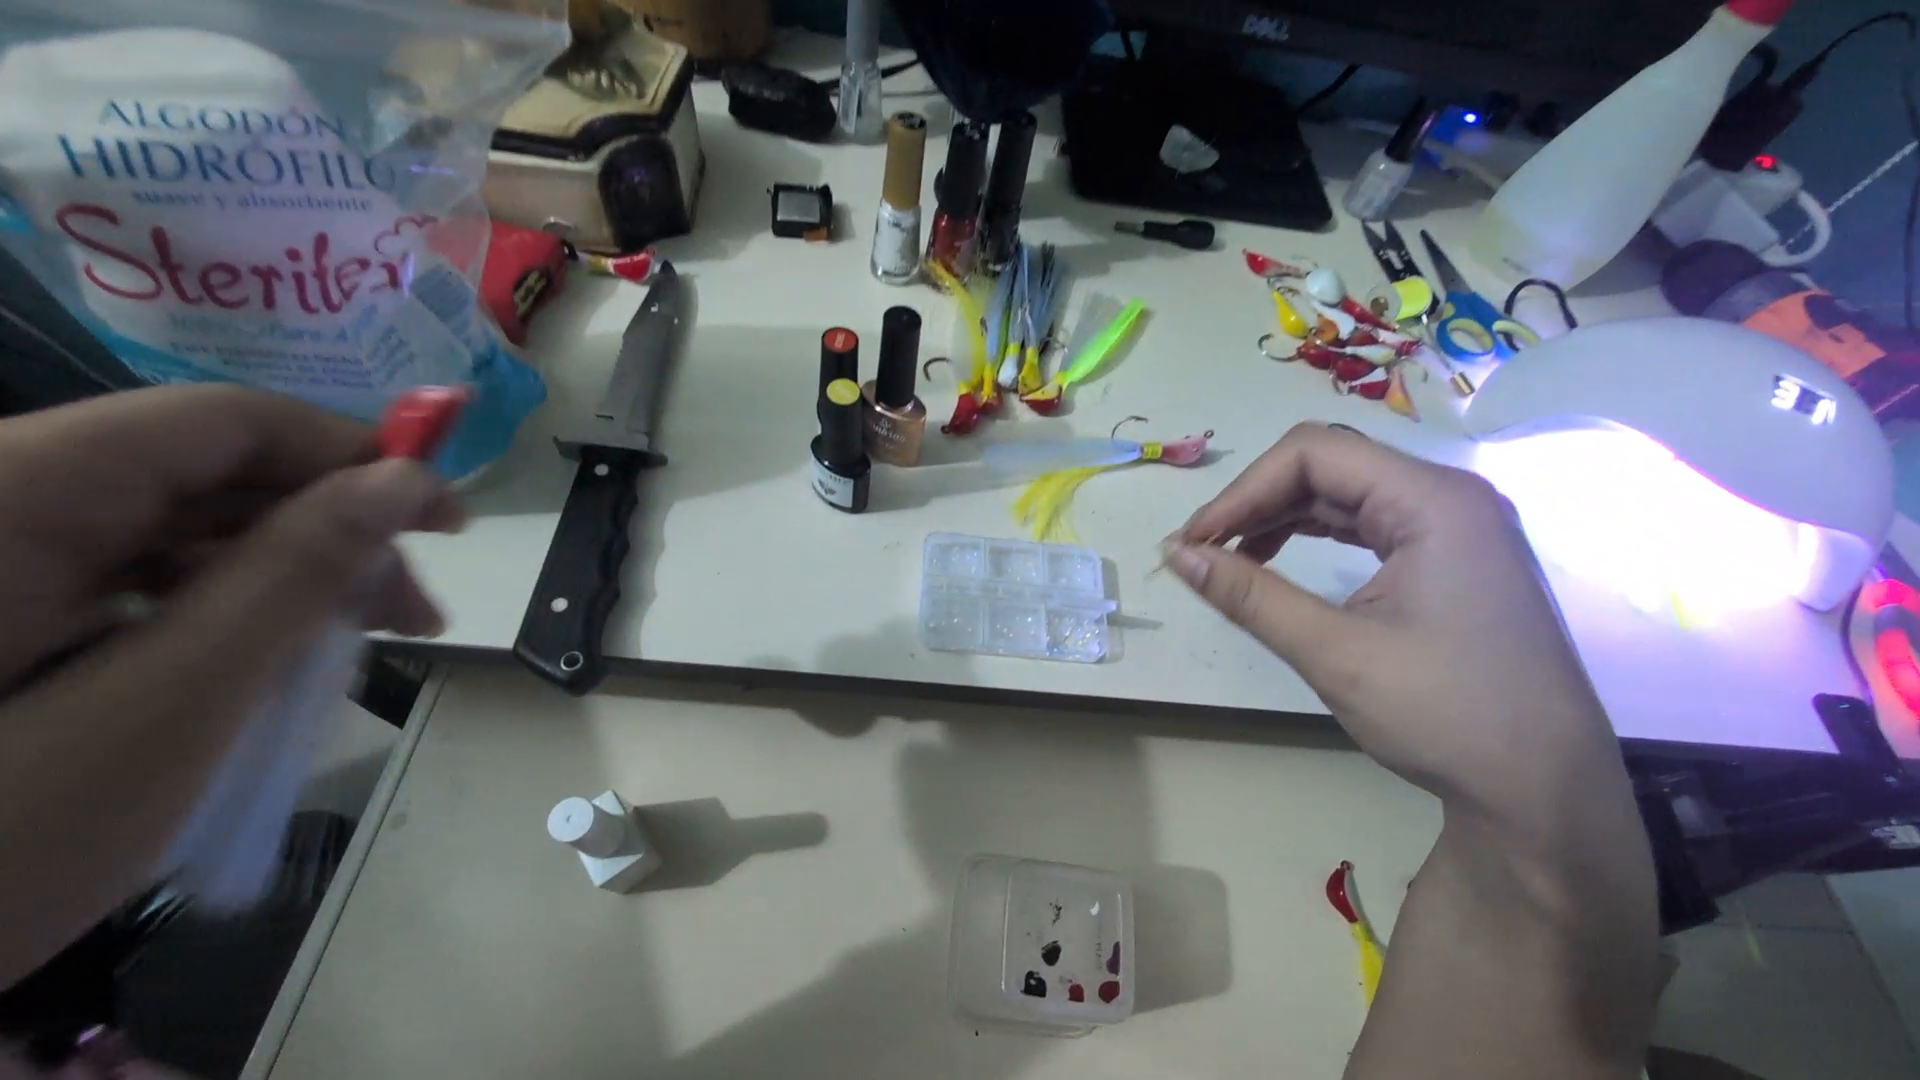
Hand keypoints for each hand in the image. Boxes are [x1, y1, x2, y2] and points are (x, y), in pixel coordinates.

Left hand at [0, 385, 459, 986]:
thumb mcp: (171, 706)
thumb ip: (293, 576)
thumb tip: (406, 480)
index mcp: (3, 496)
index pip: (220, 422)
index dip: (350, 454)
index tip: (444, 520)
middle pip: (205, 473)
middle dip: (331, 531)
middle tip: (416, 610)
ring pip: (179, 527)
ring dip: (288, 577)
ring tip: (362, 642)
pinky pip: (135, 577)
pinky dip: (224, 611)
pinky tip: (273, 660)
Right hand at [1170, 424, 1657, 1078]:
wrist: (1550, 801)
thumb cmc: (1452, 721)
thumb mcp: (1336, 651)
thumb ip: (1253, 592)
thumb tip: (1178, 554)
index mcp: (1437, 503)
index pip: (1312, 454)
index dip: (1239, 488)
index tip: (1191, 546)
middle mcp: (1453, 502)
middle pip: (1327, 467)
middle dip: (1254, 502)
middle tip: (1202, 556)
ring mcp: (1456, 537)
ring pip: (1344, 498)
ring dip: (1280, 524)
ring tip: (1233, 568)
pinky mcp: (1451, 572)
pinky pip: (1364, 534)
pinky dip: (1313, 548)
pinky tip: (1287, 583)